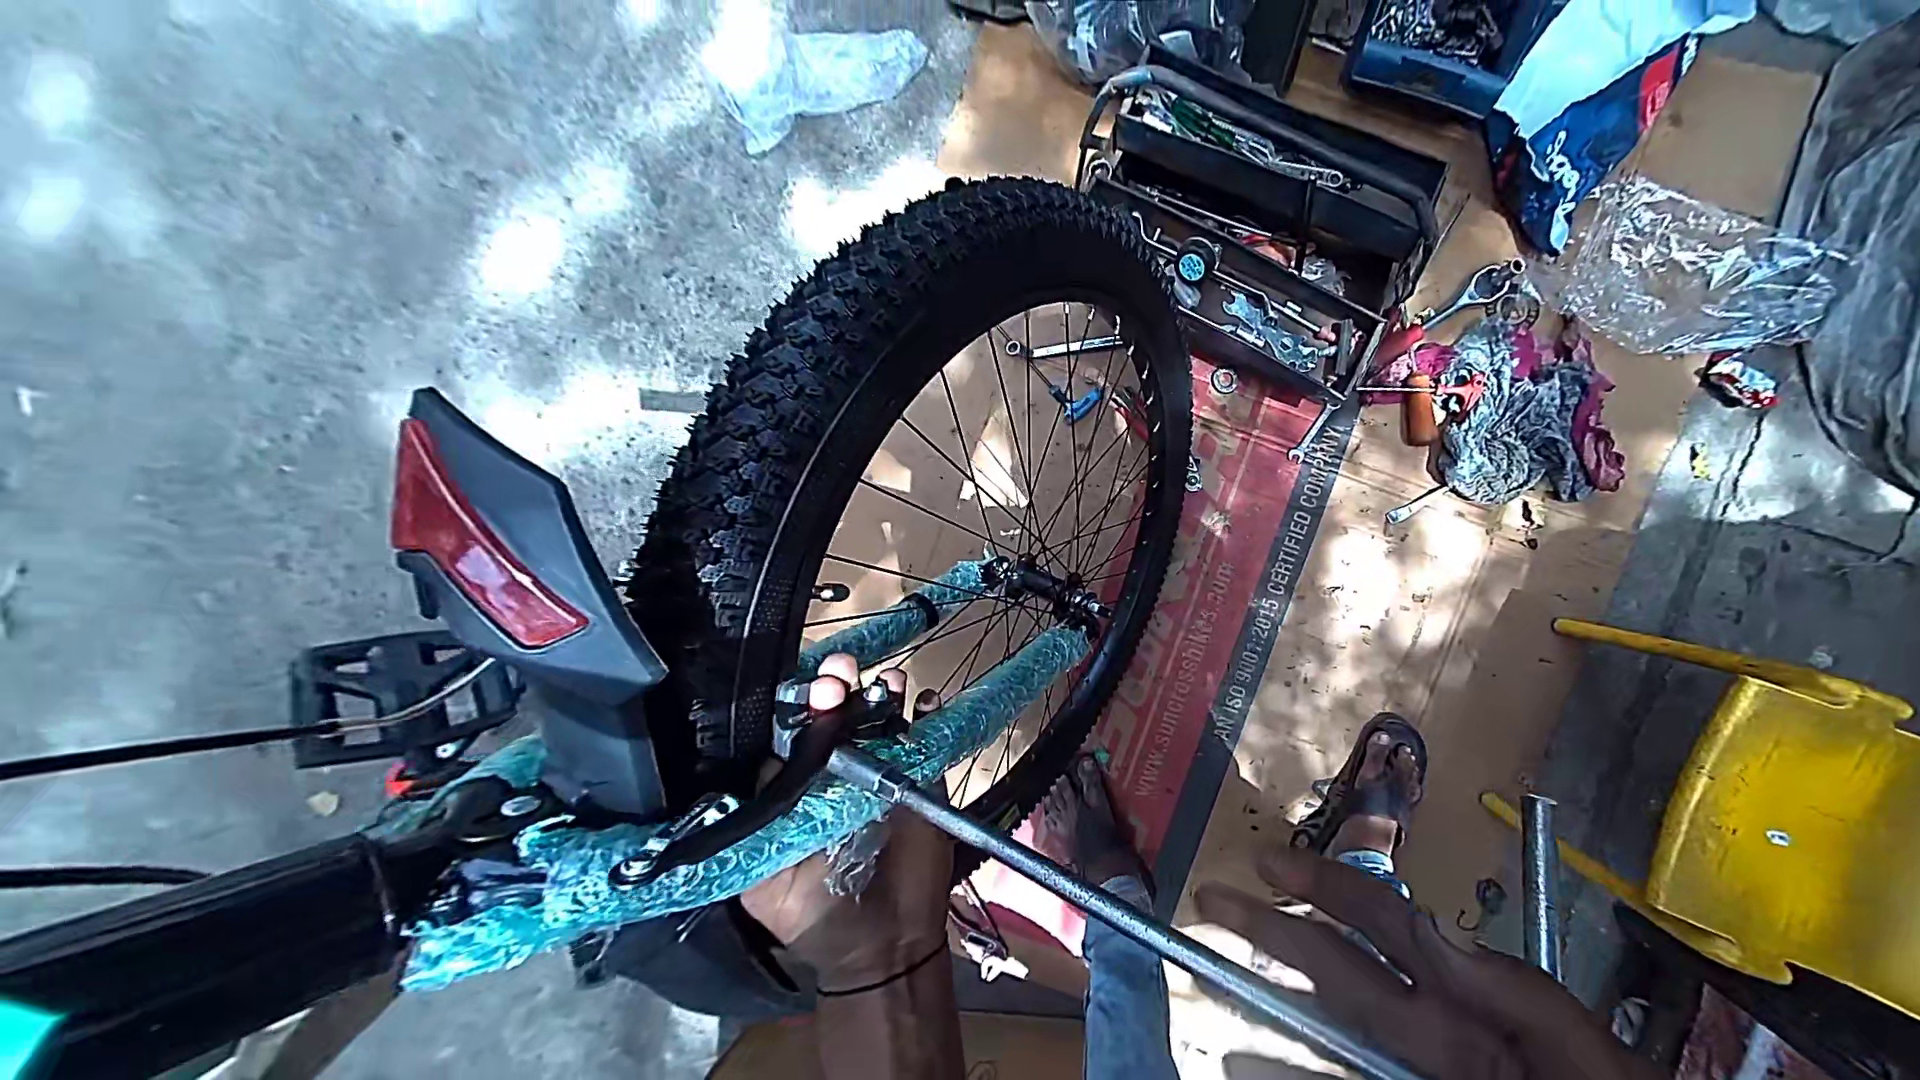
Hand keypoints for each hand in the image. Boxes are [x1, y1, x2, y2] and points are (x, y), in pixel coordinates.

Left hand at [740, 654, 954, 990]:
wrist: (884, 945)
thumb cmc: (817, 912)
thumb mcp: (765, 878)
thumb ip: (756, 824)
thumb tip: (765, 763)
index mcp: (800, 780)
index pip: (795, 724)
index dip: (799, 701)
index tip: (809, 692)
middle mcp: (840, 763)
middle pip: (837, 707)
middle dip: (835, 683)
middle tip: (839, 679)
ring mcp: (884, 763)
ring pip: (881, 709)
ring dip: (882, 687)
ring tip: (886, 683)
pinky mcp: (922, 772)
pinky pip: (925, 730)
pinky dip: (927, 709)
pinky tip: (923, 700)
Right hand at [1195, 847, 1660, 1079]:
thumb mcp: (1585, 1058)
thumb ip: (1516, 994)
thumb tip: (1429, 926)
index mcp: (1469, 995)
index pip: (1382, 919)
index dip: (1325, 885)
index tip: (1265, 864)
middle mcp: (1426, 1025)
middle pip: (1331, 965)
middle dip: (1268, 926)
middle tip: (1209, 898)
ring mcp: (1406, 1065)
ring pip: (1322, 1027)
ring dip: (1267, 1007)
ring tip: (1215, 989)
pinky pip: (1335, 1070)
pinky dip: (1288, 1065)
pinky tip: (1249, 1062)